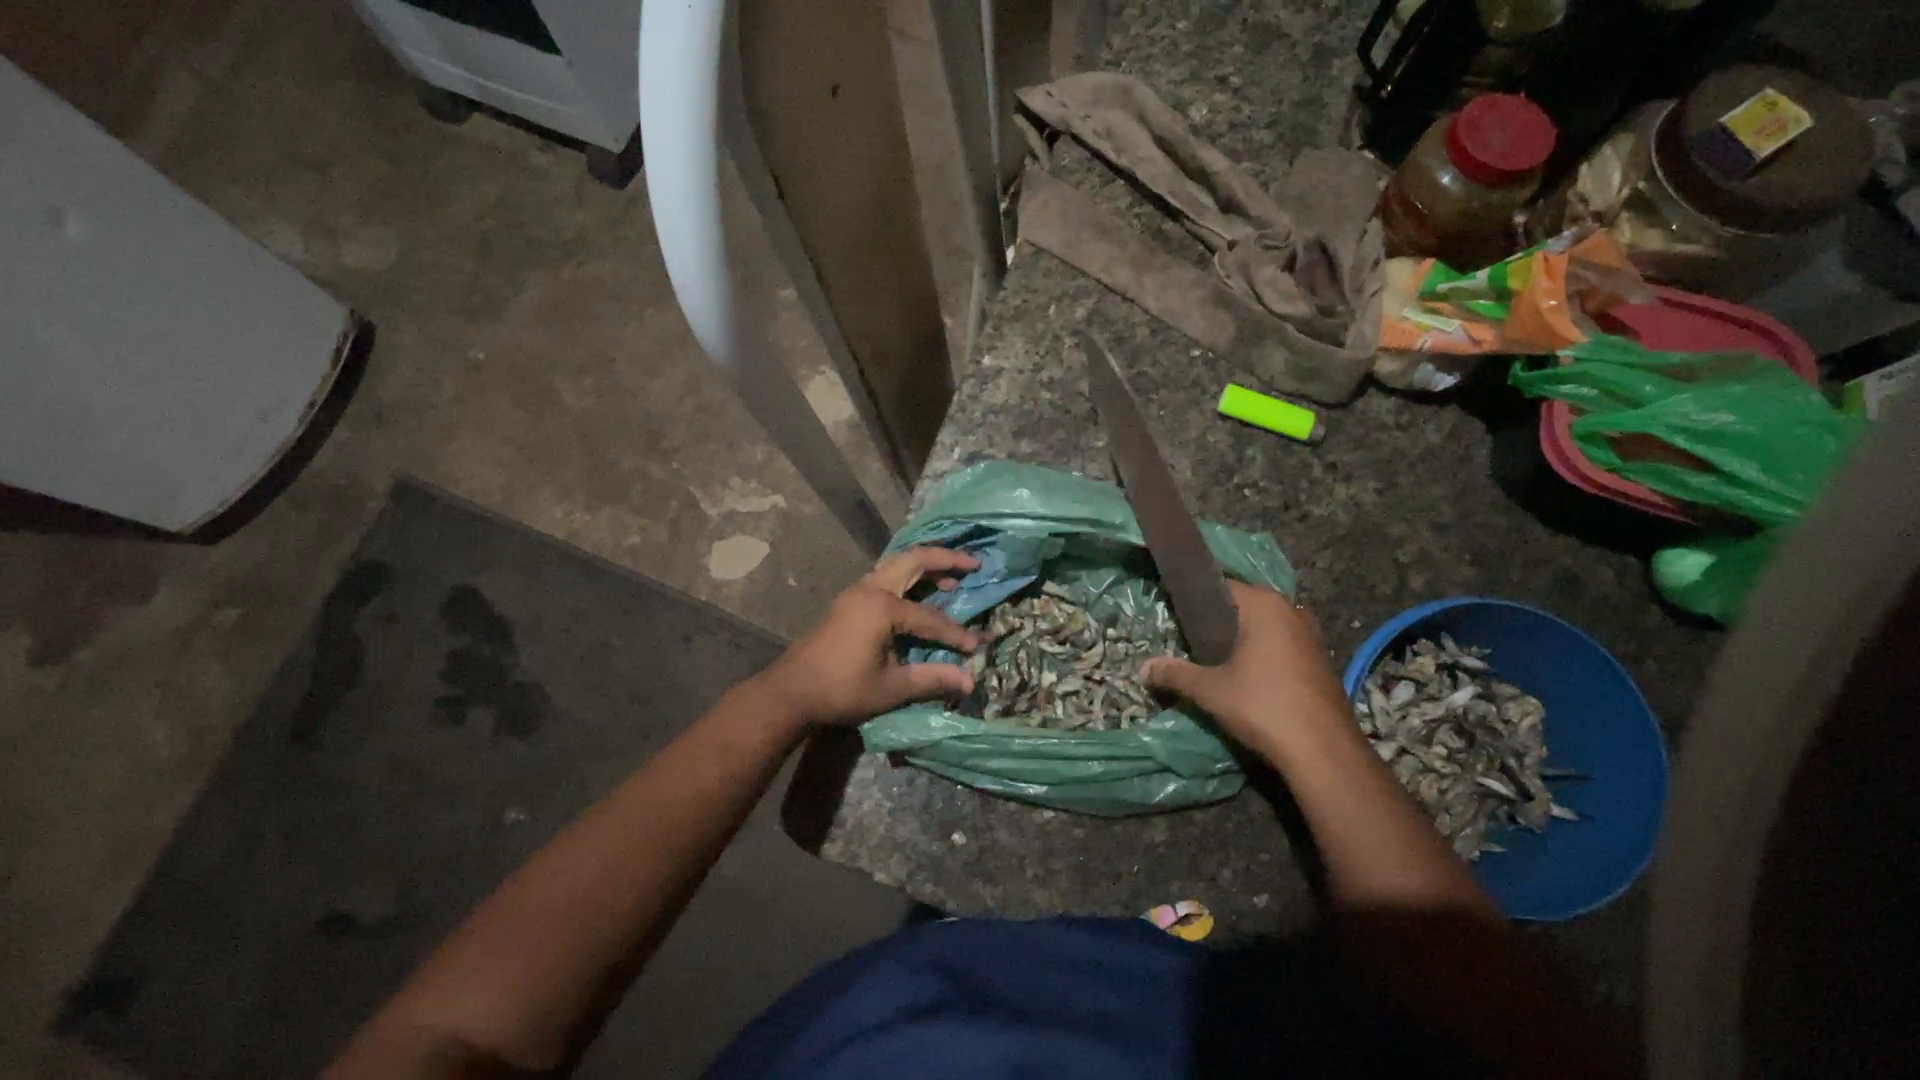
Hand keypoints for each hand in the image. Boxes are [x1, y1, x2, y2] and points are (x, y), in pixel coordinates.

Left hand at [752, 547, 982, 727]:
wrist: (790, 692)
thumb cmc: (841, 690)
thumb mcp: (890, 688)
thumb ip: (931, 679)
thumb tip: (969, 682)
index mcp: (883, 607)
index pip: (931, 618)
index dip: (955, 634)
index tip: (975, 648)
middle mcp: (870, 590)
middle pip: (913, 561)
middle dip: (945, 560)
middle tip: (973, 564)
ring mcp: (855, 592)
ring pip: (896, 565)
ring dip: (924, 566)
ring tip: (950, 577)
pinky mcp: (846, 602)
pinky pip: (883, 577)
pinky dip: (906, 576)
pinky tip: (917, 592)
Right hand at [1141, 582, 1353, 759]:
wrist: (1323, 749)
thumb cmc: (1263, 707)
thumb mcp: (1210, 691)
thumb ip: (1176, 674)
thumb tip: (1143, 668)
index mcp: (1265, 606)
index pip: (1222, 586)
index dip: (1196, 598)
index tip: (1174, 611)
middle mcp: (1292, 610)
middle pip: (1245, 606)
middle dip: (1219, 620)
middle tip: (1189, 638)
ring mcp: (1311, 635)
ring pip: (1266, 626)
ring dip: (1243, 638)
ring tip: (1215, 657)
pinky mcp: (1321, 659)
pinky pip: (1283, 644)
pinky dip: (1263, 653)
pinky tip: (1248, 675)